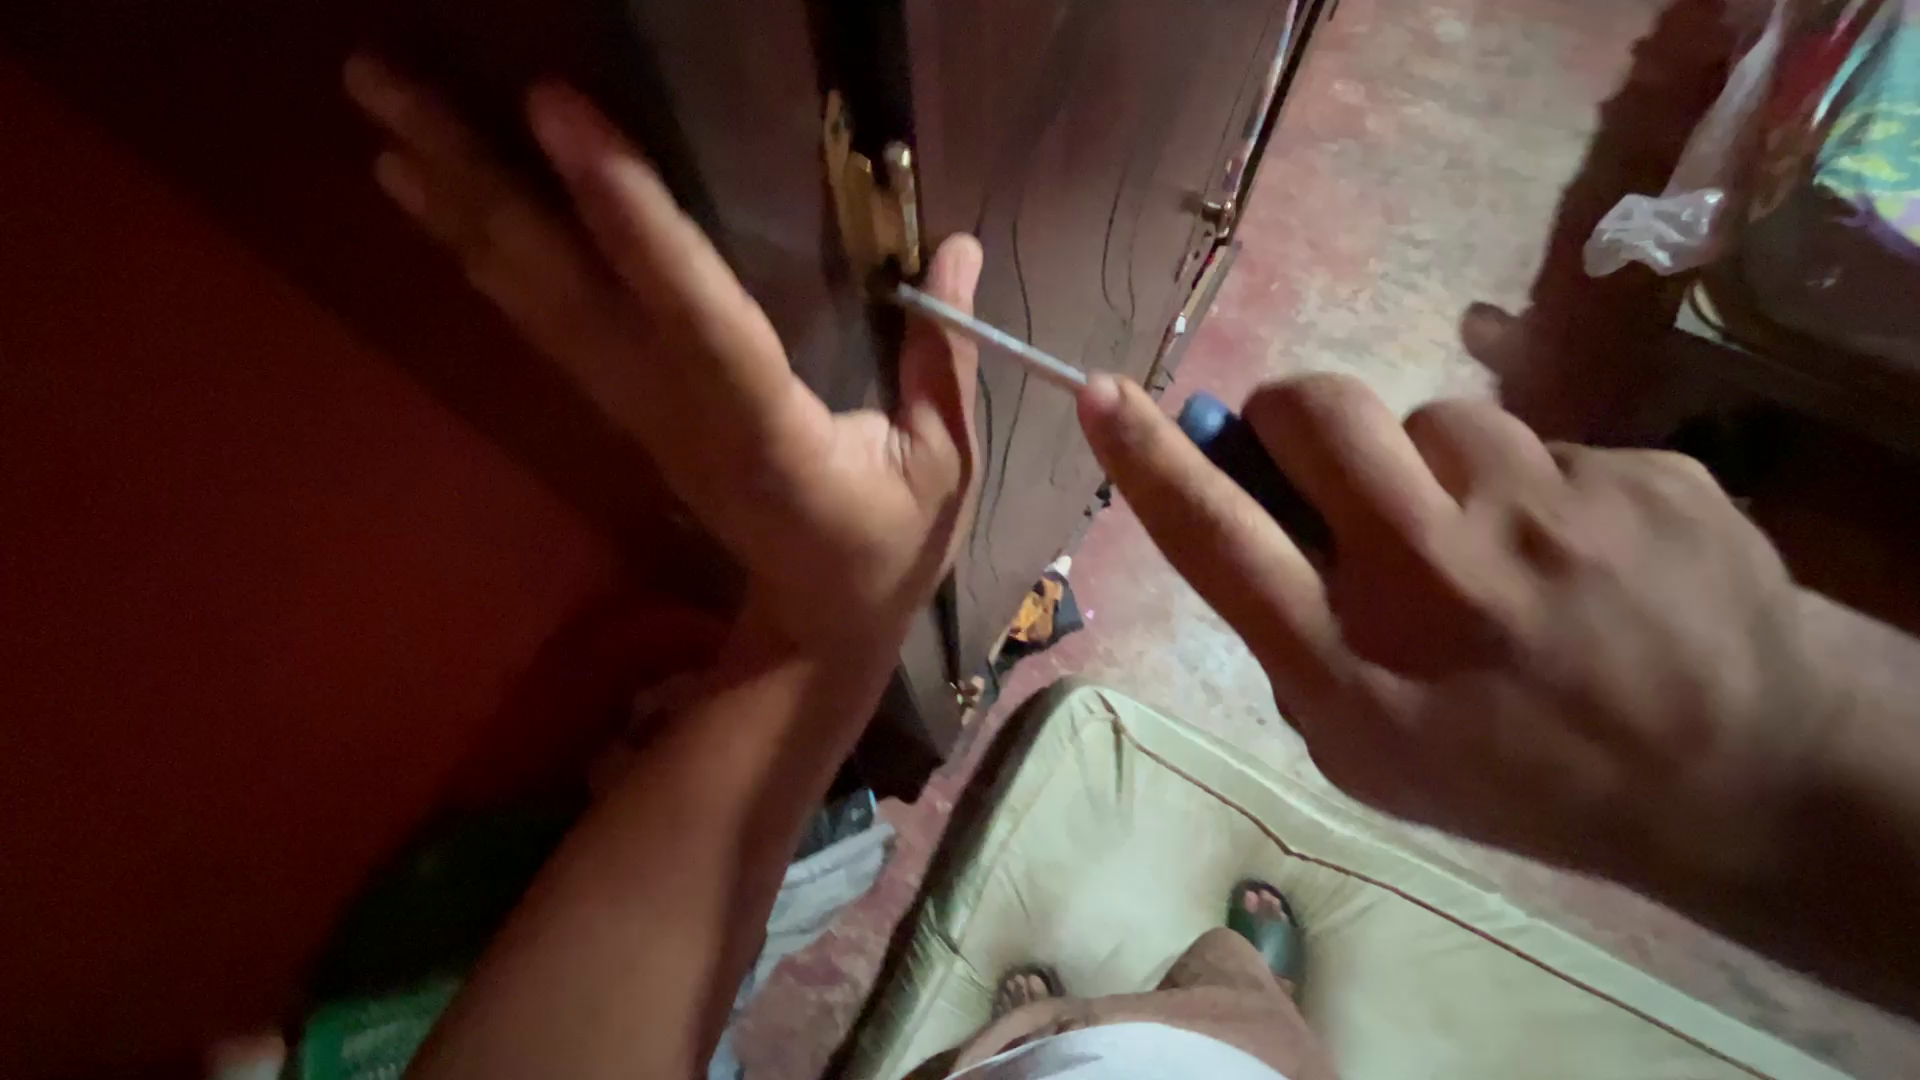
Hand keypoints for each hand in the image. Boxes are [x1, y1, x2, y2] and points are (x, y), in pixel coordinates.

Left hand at [344, 55, 980, 655]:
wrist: (821, 621)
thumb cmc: (889, 546)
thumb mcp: (942, 466)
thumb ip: (940, 360)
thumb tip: (955, 247)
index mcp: (771, 436)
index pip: (698, 319)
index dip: (634, 222)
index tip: (558, 112)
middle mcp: (688, 422)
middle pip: (578, 306)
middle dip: (487, 192)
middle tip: (381, 82)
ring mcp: (651, 424)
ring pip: (547, 317)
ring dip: (466, 220)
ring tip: (385, 123)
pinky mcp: (638, 421)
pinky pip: (558, 337)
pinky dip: (496, 270)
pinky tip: (447, 212)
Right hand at [1078, 373, 1840, 886]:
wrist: (1745, 777)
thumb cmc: (1504, 771)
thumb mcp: (1357, 746)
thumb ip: (1286, 634)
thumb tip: (1255, 518)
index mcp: (1344, 660)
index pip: (1214, 536)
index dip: (1147, 459)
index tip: (1100, 392)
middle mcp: (1428, 577)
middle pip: (1316, 412)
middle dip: (1294, 416)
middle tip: (1326, 464)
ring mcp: (1544, 518)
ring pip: (1433, 421)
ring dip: (1430, 468)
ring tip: (1487, 539)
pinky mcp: (1639, 477)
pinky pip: (1536, 444)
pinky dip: (1527, 486)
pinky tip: (1575, 548)